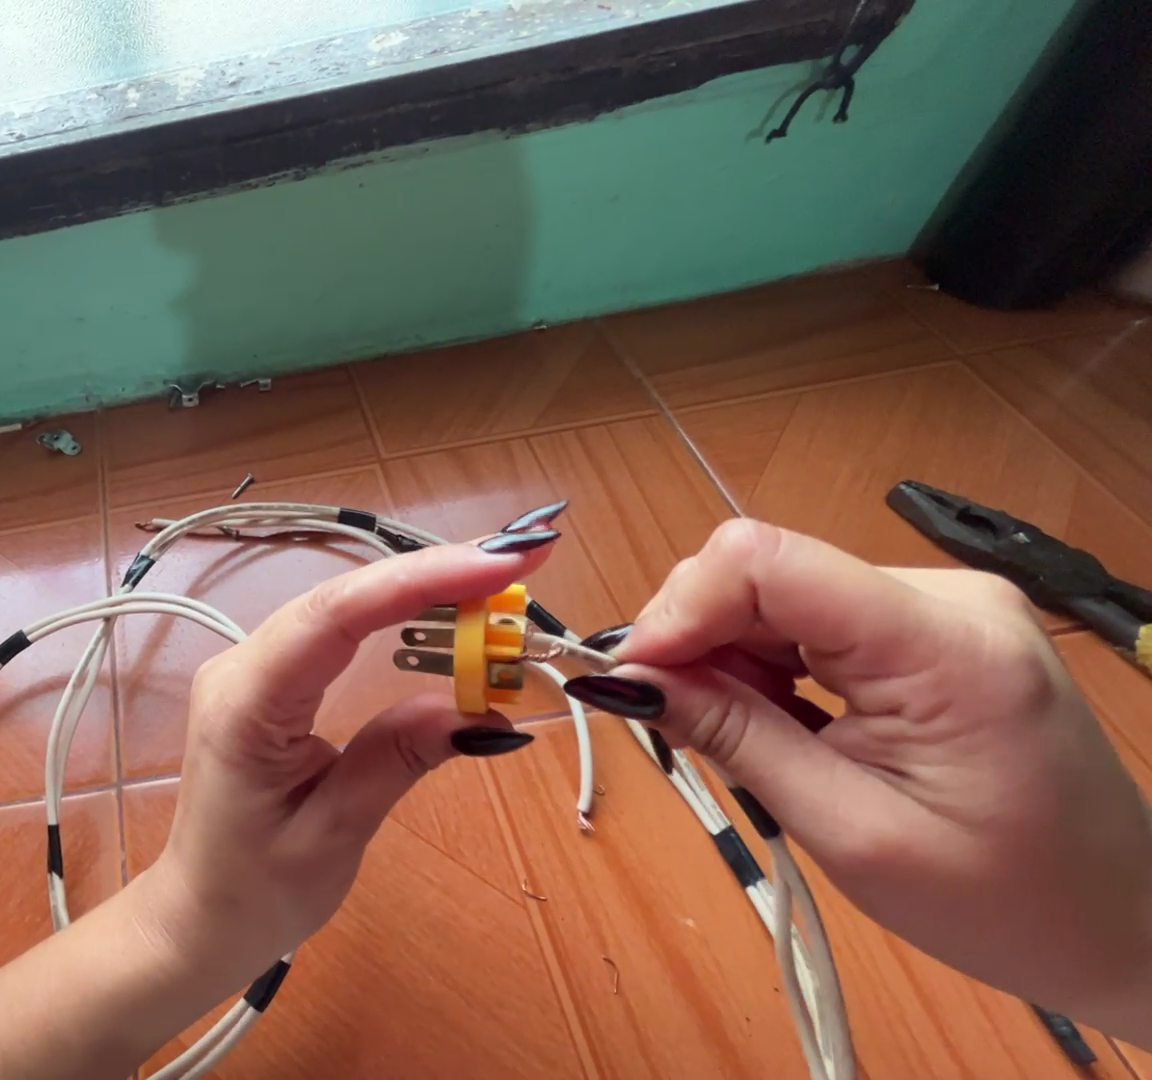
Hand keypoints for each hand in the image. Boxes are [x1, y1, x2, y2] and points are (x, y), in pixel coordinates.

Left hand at [136, 539, 553, 988]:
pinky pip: (336, 632)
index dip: (416, 581)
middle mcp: (239, 666)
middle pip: (341, 600)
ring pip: (342, 608)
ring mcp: (251, 666)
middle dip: (432, 574)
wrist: (198, 910)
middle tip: (521, 555)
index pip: (333, 617)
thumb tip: (484, 711)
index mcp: (244, 703)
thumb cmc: (254, 888)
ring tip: (497, 579)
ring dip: (420, 591)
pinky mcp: (271, 678)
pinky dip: (395, 618)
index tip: (496, 563)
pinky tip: (442, 608)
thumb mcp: (334, 833)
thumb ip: (398, 759)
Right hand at [612, 519, 1151, 1042]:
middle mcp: (938, 596)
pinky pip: (793, 615)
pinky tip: (773, 716)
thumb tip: (622, 679)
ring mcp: (930, 603)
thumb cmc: (1005, 903)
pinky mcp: (915, 621)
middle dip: (693, 639)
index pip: (764, 561)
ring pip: (762, 592)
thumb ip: (731, 736)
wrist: (1133, 930)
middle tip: (679, 719)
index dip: (679, 606)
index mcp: (942, 646)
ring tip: (741, 733)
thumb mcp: (846, 830)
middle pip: (755, 571)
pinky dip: (754, 662)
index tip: (634, 676)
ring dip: (720, 656)